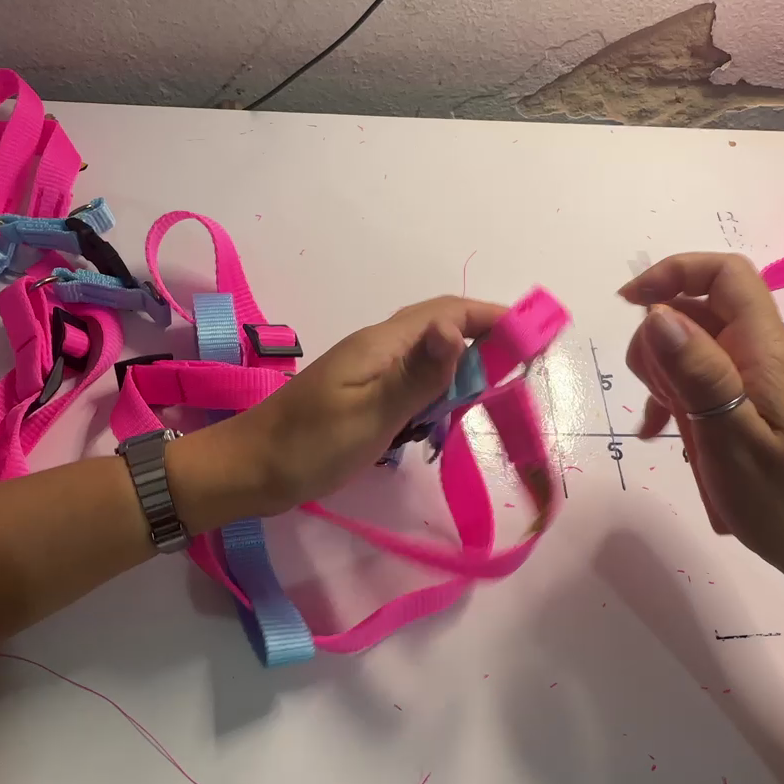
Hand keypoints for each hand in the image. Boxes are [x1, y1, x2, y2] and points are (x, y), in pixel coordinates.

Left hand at [180, 296, 507, 521]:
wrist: (249, 470)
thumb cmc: (308, 446)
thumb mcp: (370, 414)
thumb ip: (417, 374)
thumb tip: (457, 328)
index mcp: (382, 344)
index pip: (448, 313)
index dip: (494, 318)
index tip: (534, 337)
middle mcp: (378, 348)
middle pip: (441, 329)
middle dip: (486, 341)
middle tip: (521, 373)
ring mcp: (367, 370)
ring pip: (427, 356)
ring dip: (462, 368)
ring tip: (492, 396)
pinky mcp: (360, 394)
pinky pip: (411, 381)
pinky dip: (437, 391)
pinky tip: (443, 417)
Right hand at [619, 253, 783, 594]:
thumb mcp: (730, 438)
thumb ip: (696, 372)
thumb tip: (657, 314)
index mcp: (766, 350)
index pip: (724, 273)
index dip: (673, 272)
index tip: (627, 304)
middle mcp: (766, 352)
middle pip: (698, 310)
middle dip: (660, 343)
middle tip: (660, 400)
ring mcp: (760, 379)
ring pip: (693, 347)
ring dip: (665, 378)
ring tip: (669, 428)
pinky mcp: (754, 404)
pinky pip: (701, 380)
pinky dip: (675, 400)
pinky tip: (661, 434)